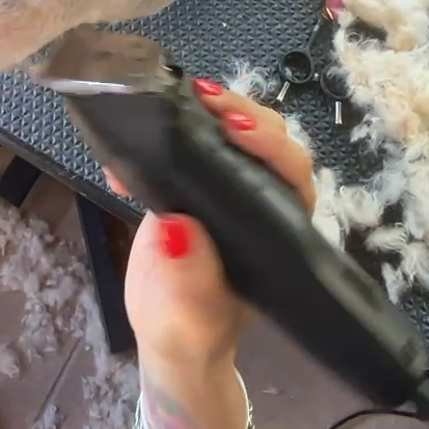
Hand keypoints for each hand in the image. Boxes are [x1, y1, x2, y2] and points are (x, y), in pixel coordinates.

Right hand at [114, 85, 314, 428]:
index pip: (291, 174)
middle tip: (202, 99)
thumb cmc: (186, 331)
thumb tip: (178, 227)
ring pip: (234, 128)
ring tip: (176, 97)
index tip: (236, 130)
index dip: (270, 146)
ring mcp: (227, 181)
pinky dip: (170, 121)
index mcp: (277, 229)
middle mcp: (261, 197)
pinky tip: (137, 127)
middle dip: (240, 111)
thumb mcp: (185, 324)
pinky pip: (191, 135)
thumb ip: (187, 286)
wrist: (168, 328)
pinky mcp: (194, 174)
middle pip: (267, 137)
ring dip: (209, 107)